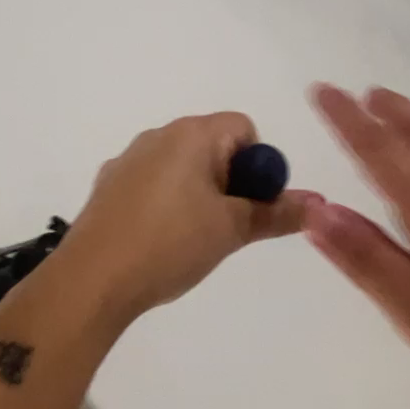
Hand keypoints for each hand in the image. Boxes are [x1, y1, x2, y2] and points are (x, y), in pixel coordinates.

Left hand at [61, 112, 318, 322]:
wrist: (91, 281)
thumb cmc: (169, 244)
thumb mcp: (232, 230)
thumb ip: (277, 213)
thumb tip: (318, 203)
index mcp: (191, 134)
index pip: (244, 128)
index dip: (258, 165)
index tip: (251, 205)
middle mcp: (159, 135)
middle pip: (214, 145)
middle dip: (230, 181)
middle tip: (228, 226)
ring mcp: (128, 159)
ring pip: (182, 166)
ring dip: (199, 194)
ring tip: (193, 239)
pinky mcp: (108, 186)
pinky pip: (153, 184)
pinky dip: (166, 203)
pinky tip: (159, 241)